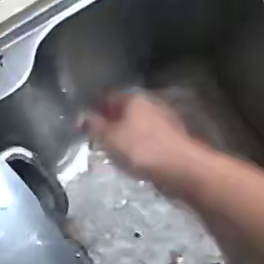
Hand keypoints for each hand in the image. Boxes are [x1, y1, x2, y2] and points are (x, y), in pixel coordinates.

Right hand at [81, 88, 202, 179]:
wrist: (180, 168)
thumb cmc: (140, 150)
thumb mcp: (108, 138)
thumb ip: (93, 126)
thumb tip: (82, 118)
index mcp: (133, 98)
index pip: (108, 96)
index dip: (94, 108)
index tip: (85, 123)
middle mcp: (150, 103)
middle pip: (124, 109)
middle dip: (111, 121)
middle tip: (98, 138)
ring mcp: (164, 119)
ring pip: (137, 123)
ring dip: (125, 134)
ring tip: (114, 151)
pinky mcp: (172, 137)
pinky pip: (148, 137)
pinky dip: (138, 144)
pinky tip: (133, 158)